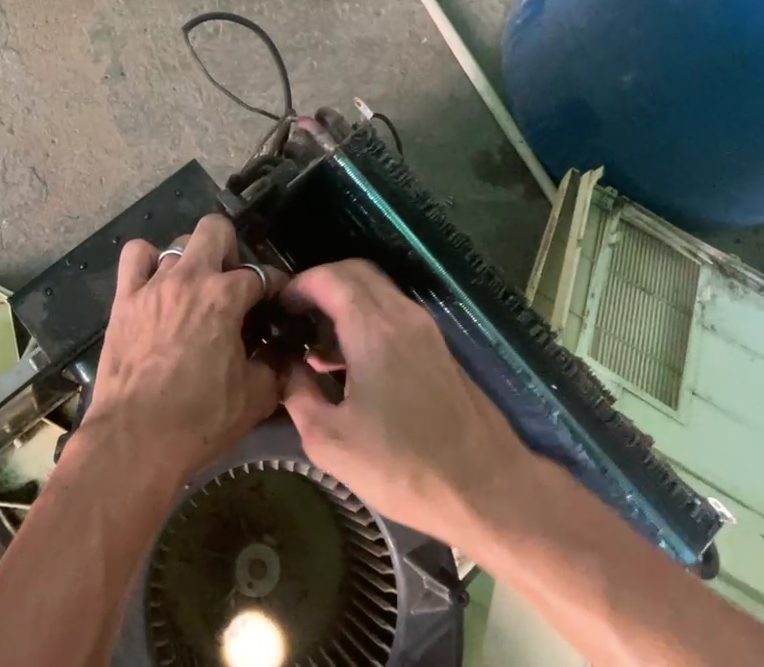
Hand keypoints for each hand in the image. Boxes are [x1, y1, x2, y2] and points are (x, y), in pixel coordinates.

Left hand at [83, 214, 284, 484]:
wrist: (135, 439)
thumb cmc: (200, 420)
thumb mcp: (255, 398)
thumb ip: (276, 368)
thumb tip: (284, 355)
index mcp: (225, 297)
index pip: (262, 274)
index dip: (276, 287)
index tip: (278, 303)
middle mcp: (189, 278)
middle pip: (216, 230)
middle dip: (232, 250)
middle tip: (233, 286)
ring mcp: (152, 285)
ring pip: (177, 243)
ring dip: (192, 260)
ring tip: (196, 289)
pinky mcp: (124, 299)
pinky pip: (135, 257)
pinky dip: (149, 262)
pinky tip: (157, 284)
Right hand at [280, 260, 528, 541]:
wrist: (487, 490)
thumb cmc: (403, 467)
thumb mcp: (330, 440)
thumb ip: (297, 393)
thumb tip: (286, 366)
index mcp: (374, 329)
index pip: (330, 277)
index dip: (297, 286)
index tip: (276, 311)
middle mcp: (403, 316)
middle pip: (356, 273)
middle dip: (319, 286)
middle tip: (293, 319)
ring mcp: (427, 331)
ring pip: (378, 293)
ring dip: (344, 304)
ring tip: (315, 347)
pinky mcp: (439, 350)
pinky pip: (394, 315)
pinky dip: (366, 321)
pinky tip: (349, 365)